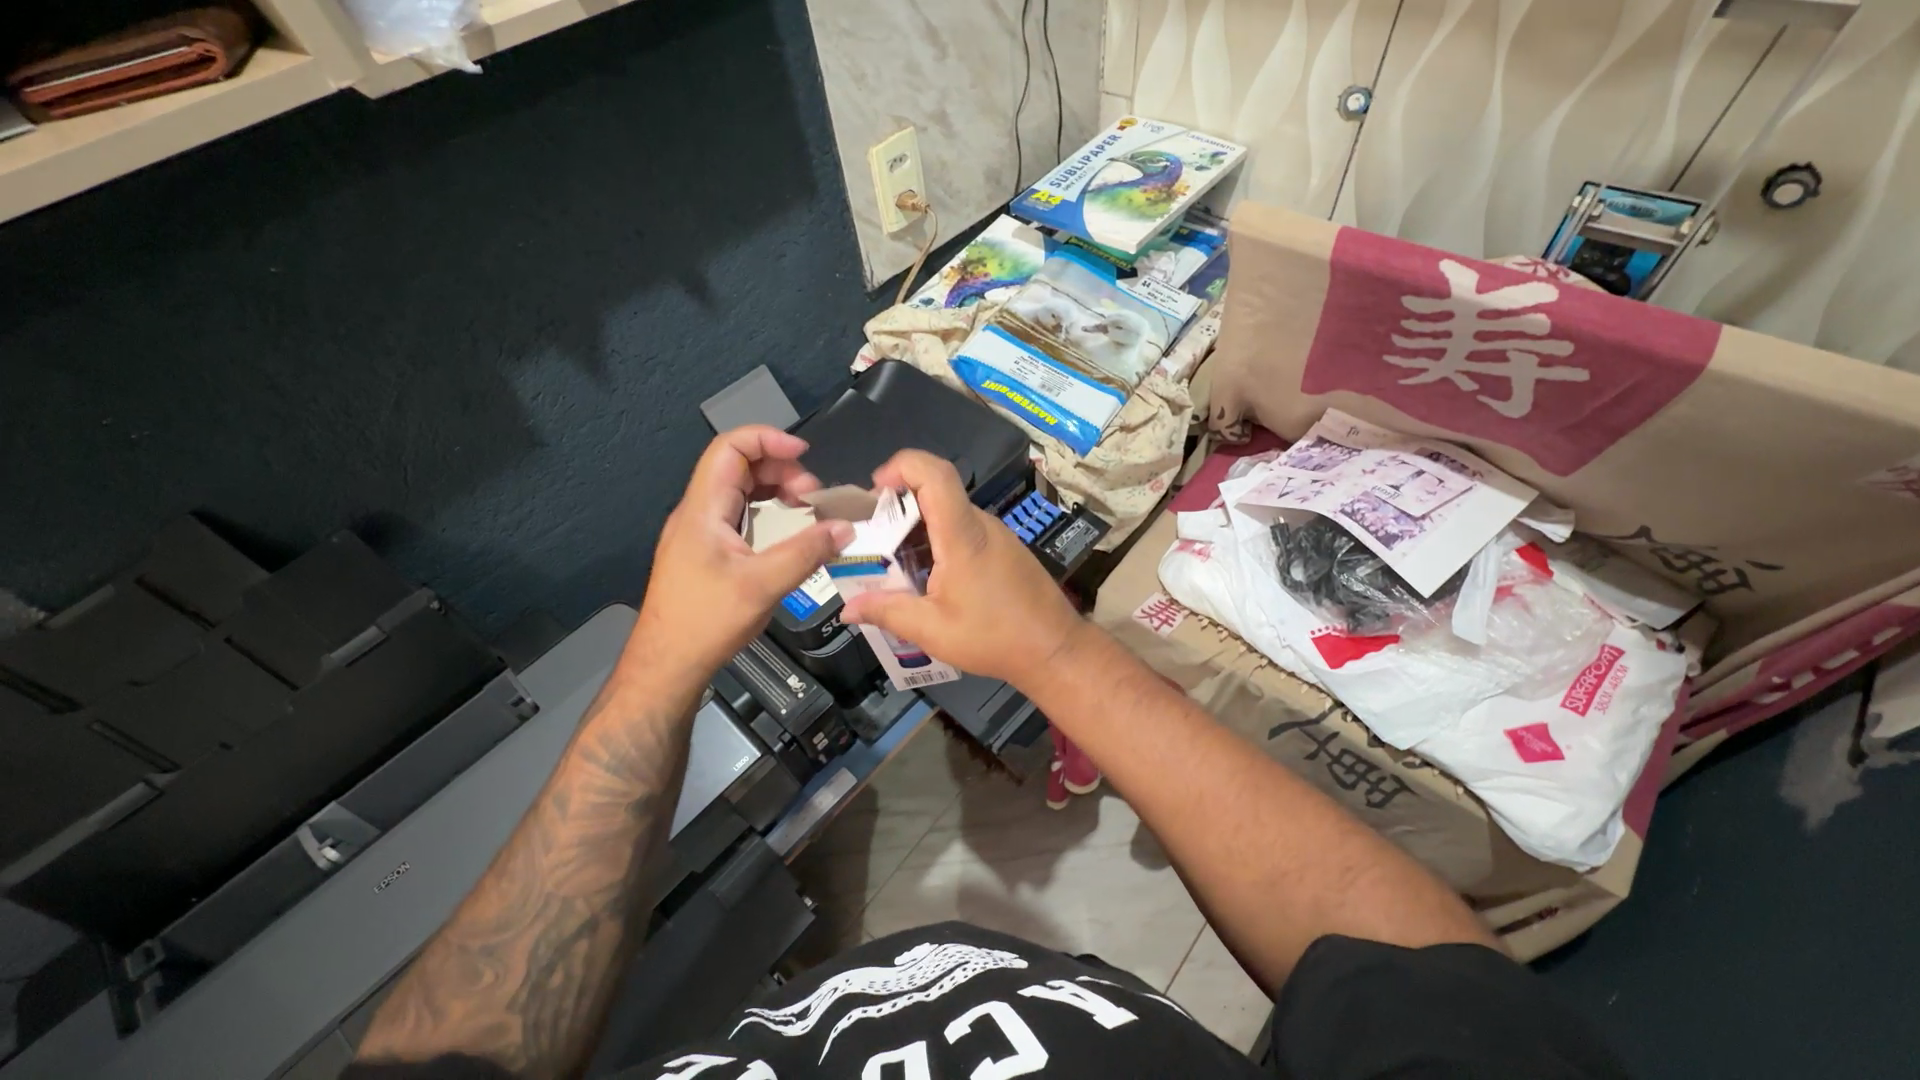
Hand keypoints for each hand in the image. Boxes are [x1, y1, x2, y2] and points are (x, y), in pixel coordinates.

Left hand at [631, 426, 853, 675]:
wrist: (667, 665)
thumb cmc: (706, 622)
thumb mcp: (764, 586)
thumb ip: (807, 552)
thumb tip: (846, 528)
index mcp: (703, 510)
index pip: (729, 447)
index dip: (767, 439)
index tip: (804, 454)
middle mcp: (697, 513)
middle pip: (737, 466)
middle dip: (781, 469)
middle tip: (814, 496)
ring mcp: (699, 534)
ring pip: (740, 492)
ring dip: (776, 492)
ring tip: (807, 511)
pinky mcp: (705, 553)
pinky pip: (739, 517)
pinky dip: (767, 515)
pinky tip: (788, 534)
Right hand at [839, 450, 1083, 687]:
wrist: (1055, 649)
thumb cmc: (994, 638)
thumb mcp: (931, 630)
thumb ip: (887, 612)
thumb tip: (847, 609)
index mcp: (962, 534)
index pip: (935, 474)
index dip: (902, 466)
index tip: (875, 489)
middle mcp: (981, 525)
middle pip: (935, 493)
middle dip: (896, 509)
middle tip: (871, 540)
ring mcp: (996, 536)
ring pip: (948, 516)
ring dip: (916, 532)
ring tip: (892, 566)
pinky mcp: (1004, 550)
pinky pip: (963, 533)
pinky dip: (937, 544)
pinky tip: (926, 579)